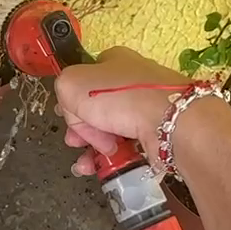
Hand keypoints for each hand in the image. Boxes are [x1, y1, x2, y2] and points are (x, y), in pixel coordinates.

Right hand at [54, 47, 189, 176]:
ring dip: (92, 149)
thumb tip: (74, 113)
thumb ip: (61, 92)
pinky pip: (126, 148)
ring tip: (87, 161)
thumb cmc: (119, 97)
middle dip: (80, 129)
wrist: (169, 123)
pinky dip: (111, 160)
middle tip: (76, 141)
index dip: (71, 101)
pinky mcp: (156, 133)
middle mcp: (131, 82)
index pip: (83, 80)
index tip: (66, 117)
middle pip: (95, 109)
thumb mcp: (71, 83)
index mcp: (113, 62)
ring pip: (109, 132)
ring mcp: (145, 108)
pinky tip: (99, 168)